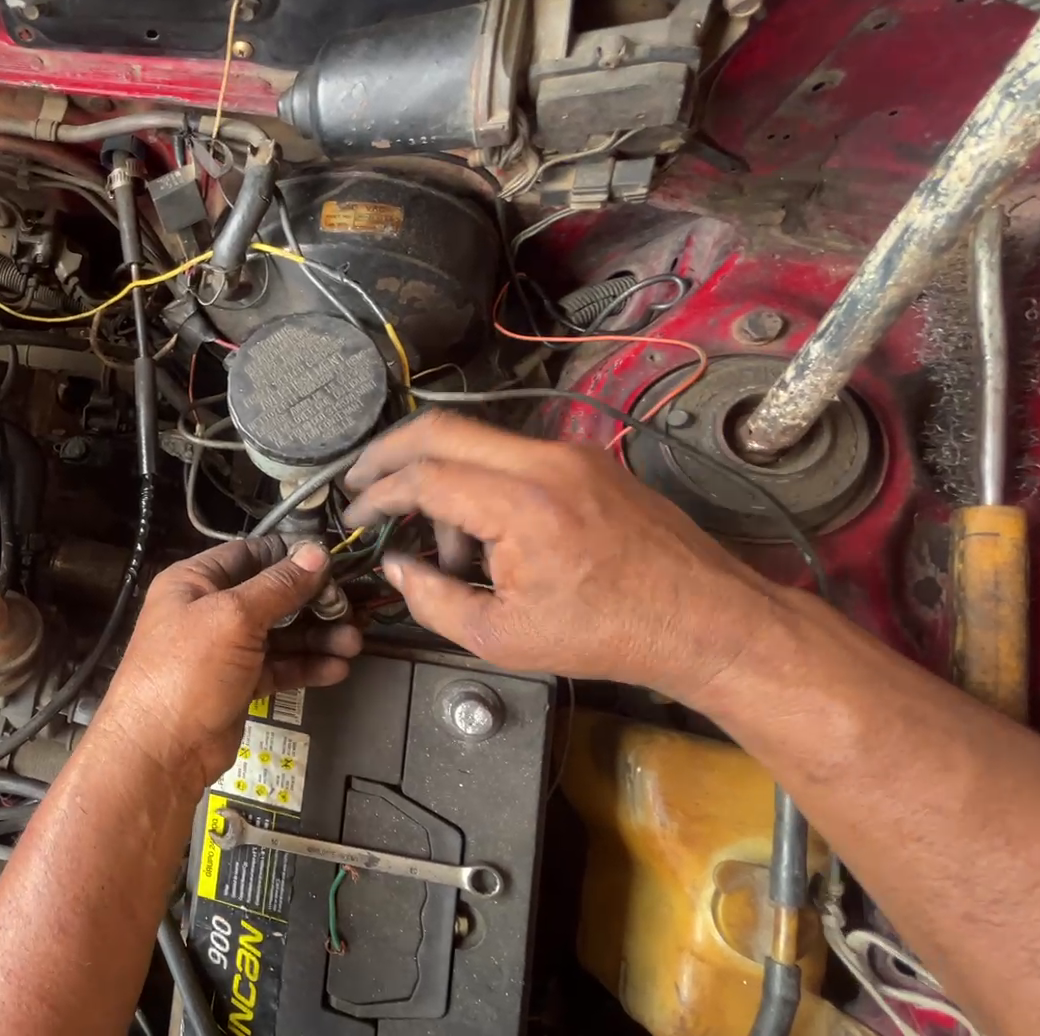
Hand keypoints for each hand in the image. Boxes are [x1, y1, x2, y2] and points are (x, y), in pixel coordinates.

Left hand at [94, 537, 363, 787]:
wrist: (160, 749)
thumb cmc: (188, 670)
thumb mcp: (233, 618)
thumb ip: (278, 586)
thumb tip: (316, 552)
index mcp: (194, 581)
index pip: (249, 554)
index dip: (289, 557)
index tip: (332, 563)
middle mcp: (208, 609)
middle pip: (270, 595)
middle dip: (311, 601)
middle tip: (350, 610)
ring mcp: (224, 649)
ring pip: (279, 633)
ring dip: (317, 636)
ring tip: (353, 643)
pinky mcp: (238, 684)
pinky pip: (278, 666)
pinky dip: (306, 666)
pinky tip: (337, 668)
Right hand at [341, 411, 789, 700]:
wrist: (710, 622)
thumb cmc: (607, 635)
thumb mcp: (499, 636)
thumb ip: (430, 599)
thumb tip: (395, 566)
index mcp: (522, 507)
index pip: (423, 477)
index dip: (376, 494)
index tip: (353, 514)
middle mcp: (545, 463)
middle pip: (439, 428)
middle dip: (386, 452)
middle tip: (358, 480)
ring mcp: (570, 454)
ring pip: (472, 439)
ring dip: (436, 475)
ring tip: (440, 544)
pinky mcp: (586, 460)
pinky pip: (508, 455)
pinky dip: (475, 481)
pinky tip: (482, 533)